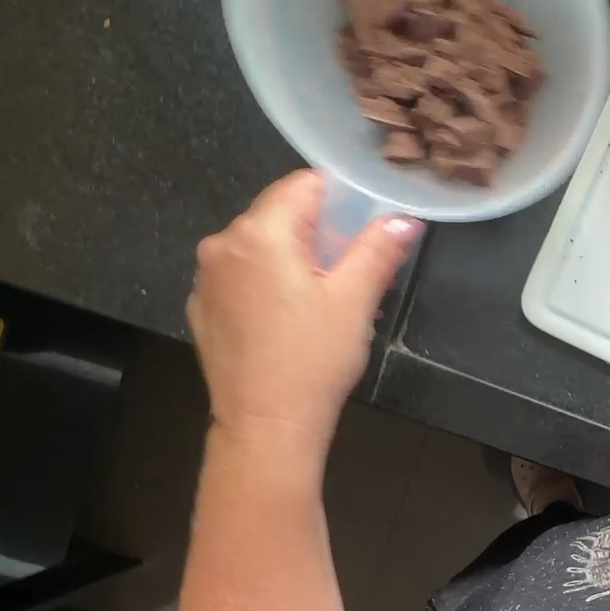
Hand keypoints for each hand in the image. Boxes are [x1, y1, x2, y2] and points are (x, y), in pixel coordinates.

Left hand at [188, 170, 422, 452]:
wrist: (267, 424)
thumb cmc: (315, 359)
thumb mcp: (356, 302)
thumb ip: (378, 252)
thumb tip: (404, 220)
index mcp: (260, 233)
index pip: (303, 186)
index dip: (342, 200)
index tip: (369, 229)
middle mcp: (222, 245)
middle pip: (280, 217)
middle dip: (323, 237)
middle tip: (359, 275)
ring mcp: (207, 279)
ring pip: (263, 251)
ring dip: (299, 264)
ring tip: (331, 306)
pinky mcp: (204, 310)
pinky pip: (244, 281)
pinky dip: (272, 289)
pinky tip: (295, 325)